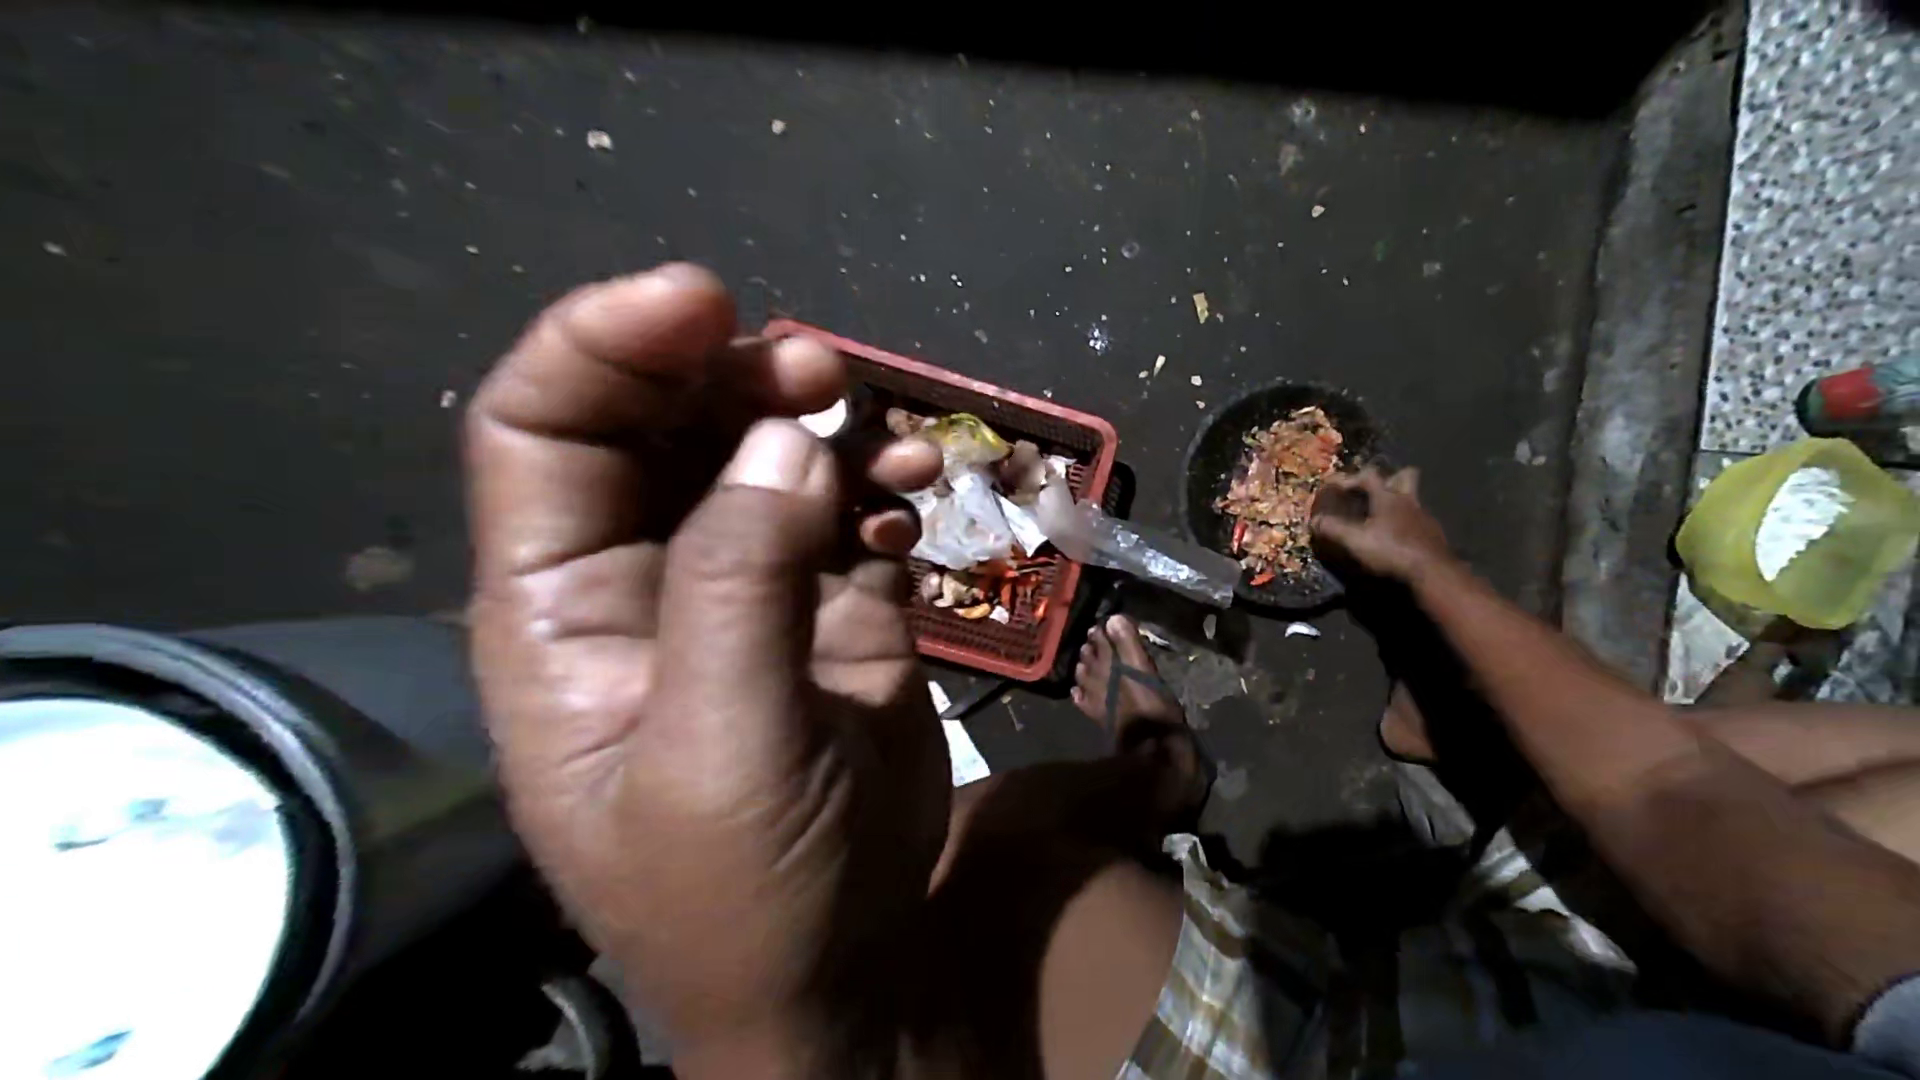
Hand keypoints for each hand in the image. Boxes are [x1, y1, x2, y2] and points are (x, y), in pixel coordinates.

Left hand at [464, 264, 947, 1074]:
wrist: (841, 966)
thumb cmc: (745, 894)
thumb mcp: (722, 751)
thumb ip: (740, 587)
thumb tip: (788, 445)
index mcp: (564, 610)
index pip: (541, 432)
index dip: (605, 346)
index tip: (700, 298)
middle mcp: (645, 578)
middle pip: (666, 426)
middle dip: (737, 377)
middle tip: (822, 367)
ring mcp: (746, 586)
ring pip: (767, 458)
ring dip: (827, 429)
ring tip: (893, 441)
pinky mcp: (828, 603)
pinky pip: (845, 510)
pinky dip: (880, 487)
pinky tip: (914, 498)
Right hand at [1310, 466, 1453, 580]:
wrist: (1434, 573)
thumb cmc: (1391, 550)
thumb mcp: (1355, 540)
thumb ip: (1333, 529)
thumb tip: (1313, 521)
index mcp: (1388, 498)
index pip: (1369, 475)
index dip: (1350, 478)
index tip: (1336, 487)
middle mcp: (1409, 502)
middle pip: (1404, 476)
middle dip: (1389, 479)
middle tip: (1373, 491)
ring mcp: (1424, 517)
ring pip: (1411, 499)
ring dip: (1396, 503)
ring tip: (1379, 518)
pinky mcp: (1433, 535)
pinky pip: (1417, 520)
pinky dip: (1404, 523)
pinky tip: (1395, 538)